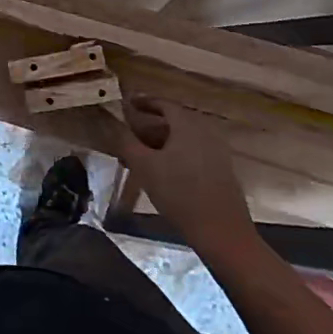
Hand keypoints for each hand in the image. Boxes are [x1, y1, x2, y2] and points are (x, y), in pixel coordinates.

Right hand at [113, 95, 257, 257]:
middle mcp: (206, 132)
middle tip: (128, 136)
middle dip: (148, 127)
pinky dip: (174, 154)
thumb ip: (126, 141)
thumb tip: (111, 123)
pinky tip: (160, 172)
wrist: (220, 230)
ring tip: (139, 157)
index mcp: (188, 125)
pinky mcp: (221, 170)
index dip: (144, 102)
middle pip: (173, 121)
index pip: (164, 104)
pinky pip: (192, 152)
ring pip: (182, 139)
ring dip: (160, 143)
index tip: (127, 104)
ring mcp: (216, 151)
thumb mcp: (144, 166)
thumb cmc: (179, 192)